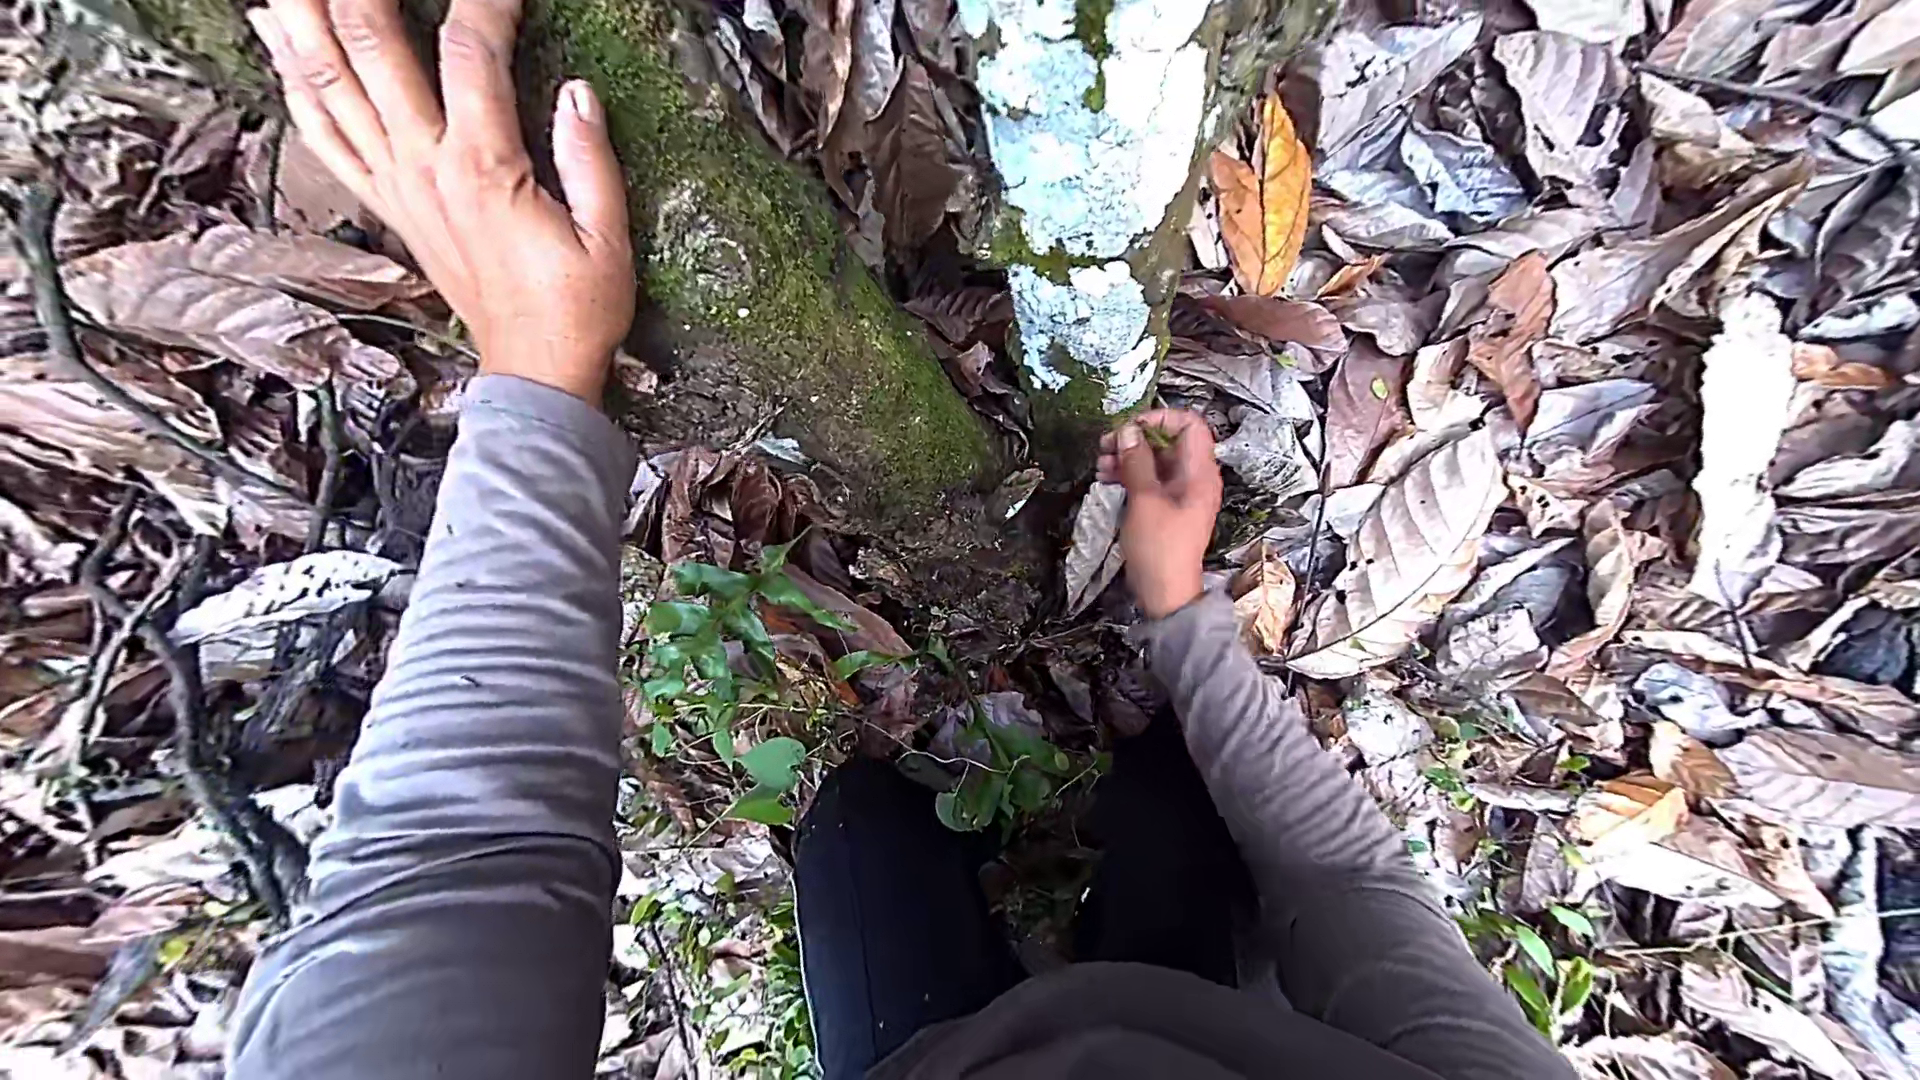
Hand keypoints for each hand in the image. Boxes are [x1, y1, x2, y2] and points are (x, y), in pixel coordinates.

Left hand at [247, 0, 634, 402]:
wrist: (538, 366)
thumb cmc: (581, 310)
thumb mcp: (610, 243)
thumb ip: (592, 165)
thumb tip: (579, 95)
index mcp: (486, 169)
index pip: (472, 55)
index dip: (484, 4)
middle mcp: (426, 166)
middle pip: (369, 40)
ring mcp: (399, 186)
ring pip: (325, 76)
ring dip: (303, 11)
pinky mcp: (391, 208)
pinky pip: (324, 134)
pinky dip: (294, 81)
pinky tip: (281, 40)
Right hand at [1096, 409, 1221, 619]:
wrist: (1164, 592)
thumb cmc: (1159, 547)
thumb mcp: (1144, 500)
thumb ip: (1136, 462)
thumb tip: (1127, 431)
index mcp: (1199, 473)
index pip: (1190, 424)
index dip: (1160, 418)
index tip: (1129, 427)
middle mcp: (1193, 478)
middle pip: (1168, 441)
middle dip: (1135, 439)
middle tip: (1106, 446)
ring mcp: (1179, 493)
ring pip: (1154, 460)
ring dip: (1127, 457)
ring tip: (1100, 464)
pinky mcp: (1165, 506)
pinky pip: (1149, 479)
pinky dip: (1129, 474)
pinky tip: (1106, 478)